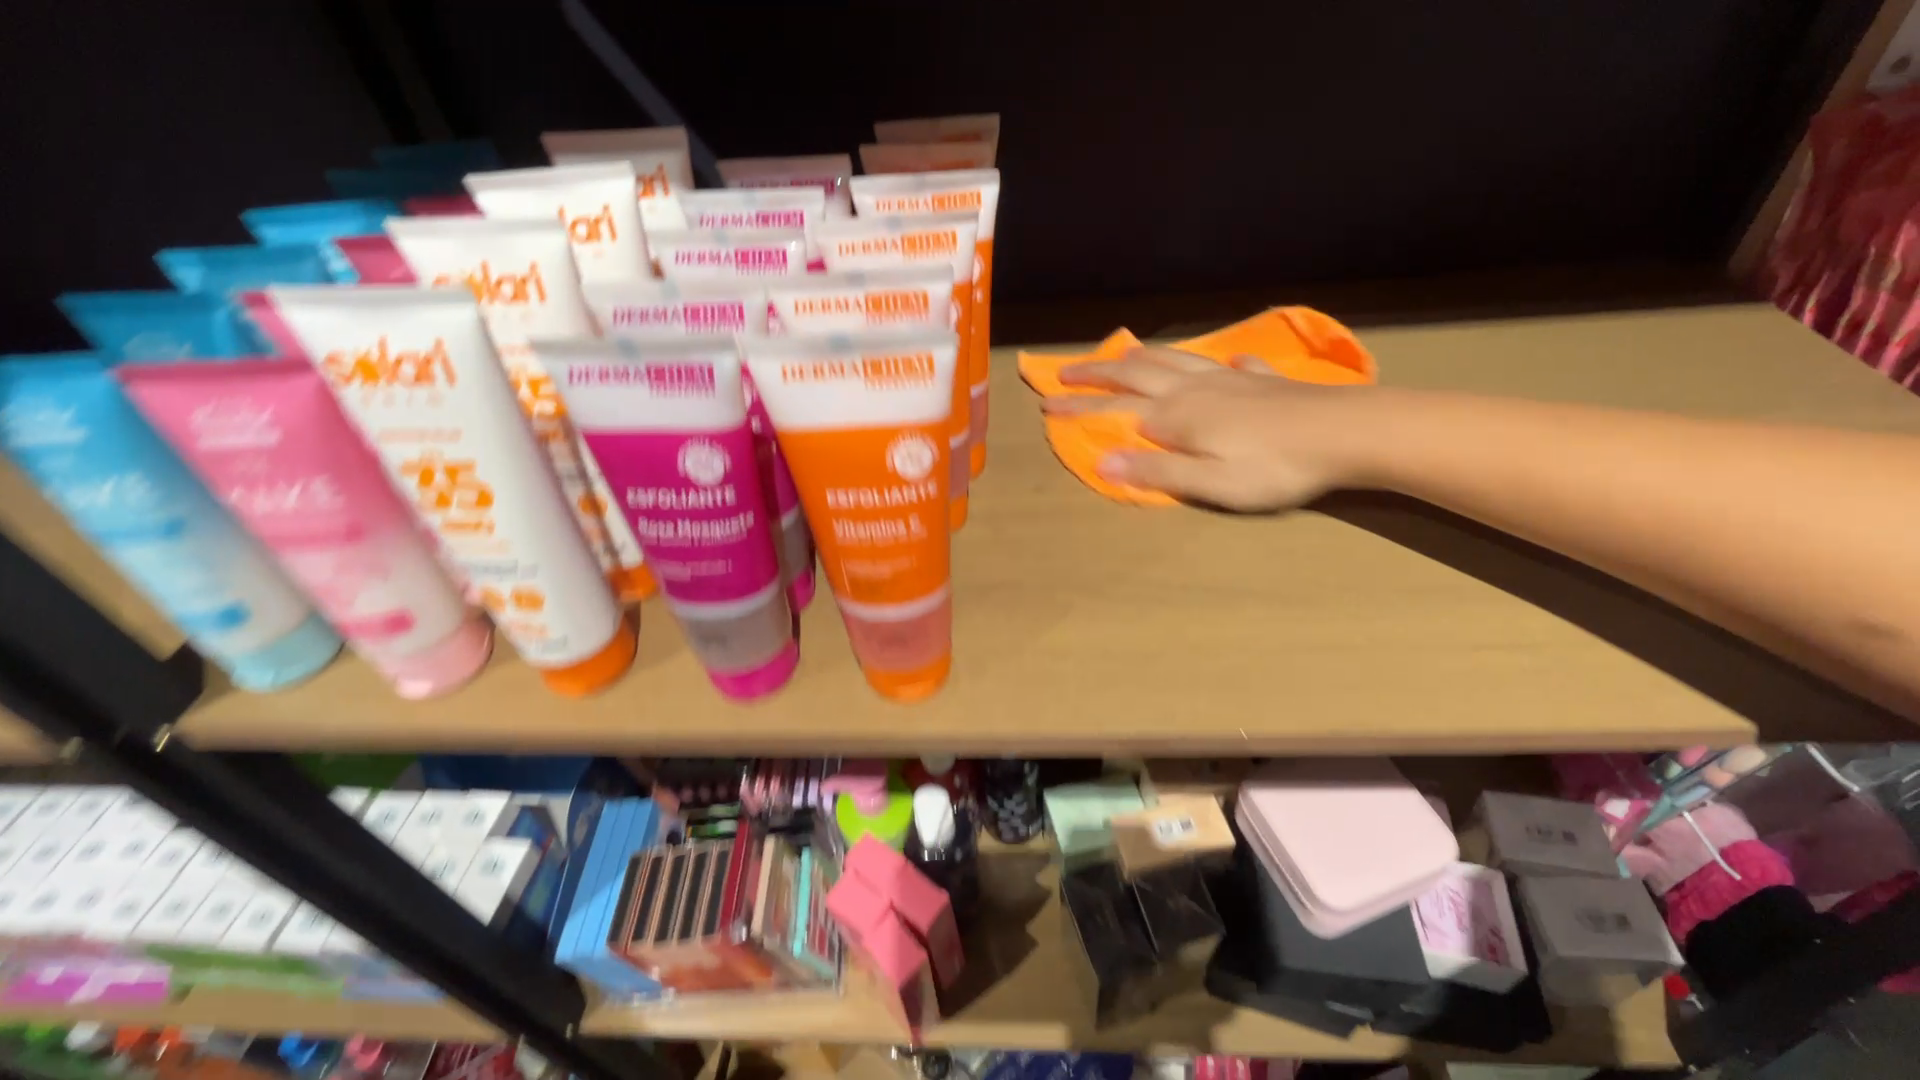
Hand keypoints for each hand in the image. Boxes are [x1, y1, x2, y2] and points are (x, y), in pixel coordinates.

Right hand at [1047, 346, 1380, 510]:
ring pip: (1175, 361)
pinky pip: (1232, 367)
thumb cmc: (1276, 467)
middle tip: (1066, 371)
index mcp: (1177, 416)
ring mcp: (1231, 381)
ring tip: (1124, 354)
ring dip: (1143, 357)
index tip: (1046, 404)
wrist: (1347, 432)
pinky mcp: (1264, 381)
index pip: (1115, 409)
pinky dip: (1218, 364)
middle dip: (1098, 372)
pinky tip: (1226, 365)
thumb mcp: (1212, 483)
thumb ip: (1157, 473)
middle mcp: (1196, 389)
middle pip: (1137, 374)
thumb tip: (1101, 462)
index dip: (1079, 407)